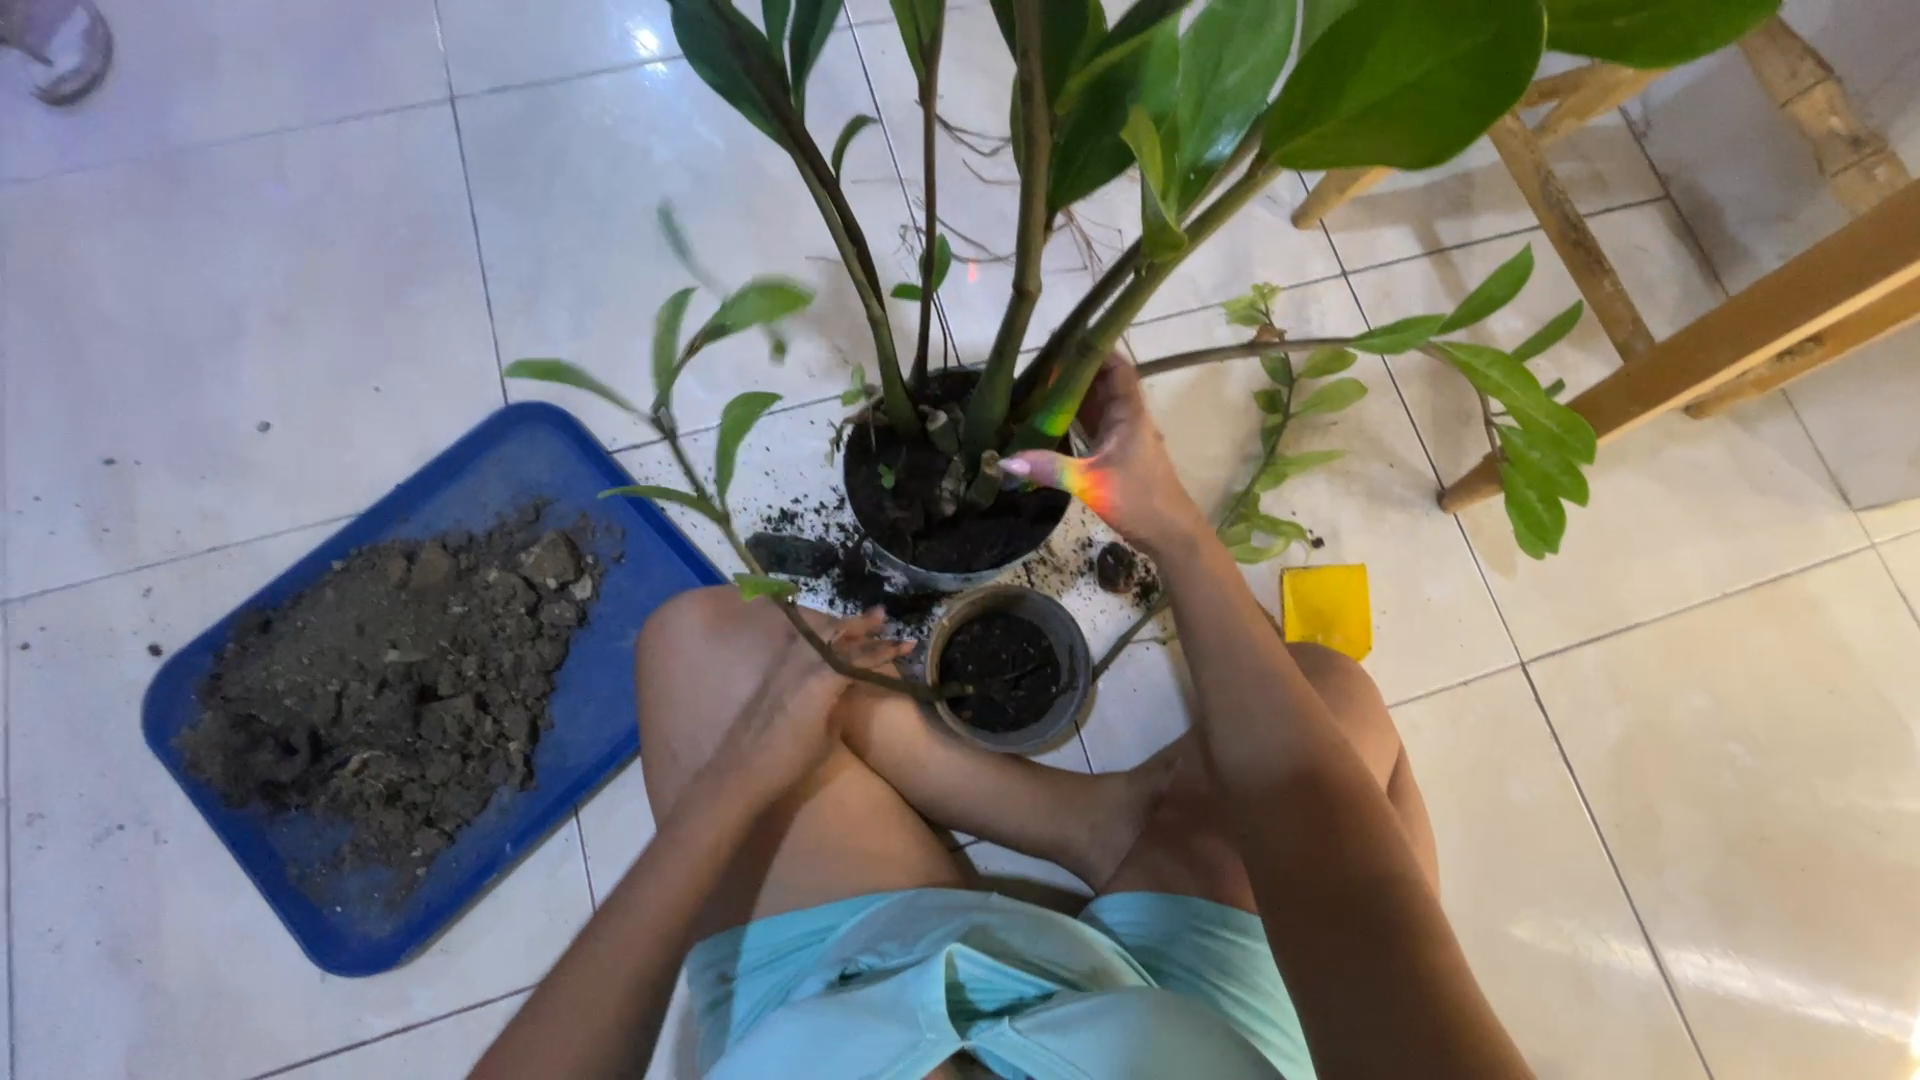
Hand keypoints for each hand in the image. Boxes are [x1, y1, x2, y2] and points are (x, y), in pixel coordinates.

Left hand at [706, 607, 912, 804]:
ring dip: (838, 627)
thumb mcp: (827, 735)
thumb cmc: (790, 762)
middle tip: (881, 615)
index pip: (860, 657)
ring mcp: (783, 666)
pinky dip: (817, 637)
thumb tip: (843, 687)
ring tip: (857, 623)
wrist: (740, 773)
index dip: (886, 649)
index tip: (908, 642)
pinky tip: (823, 640)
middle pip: (835, 635)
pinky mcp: (771, 673)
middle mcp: (801, 665)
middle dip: (860, 624)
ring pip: (815, 635)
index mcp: (821, 681)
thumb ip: (838, 703)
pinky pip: (798, 644)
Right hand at [1001, 353, 1206, 554]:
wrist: (1171, 534)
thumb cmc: (1139, 501)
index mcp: (1130, 414)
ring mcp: (1123, 437)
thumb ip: (1049, 468)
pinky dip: (1074, 419)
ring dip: (1072, 396)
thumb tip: (1006, 460)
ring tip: (1037, 388)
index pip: (1117, 367)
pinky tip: (1049, 420)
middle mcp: (1128, 418)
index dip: (1095, 350)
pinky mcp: (1117, 455)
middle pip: (1102, 383)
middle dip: (1074, 372)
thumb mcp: (1090, 483)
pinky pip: (1093, 426)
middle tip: (1037, 367)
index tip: (1063, 343)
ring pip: (1097, 405)